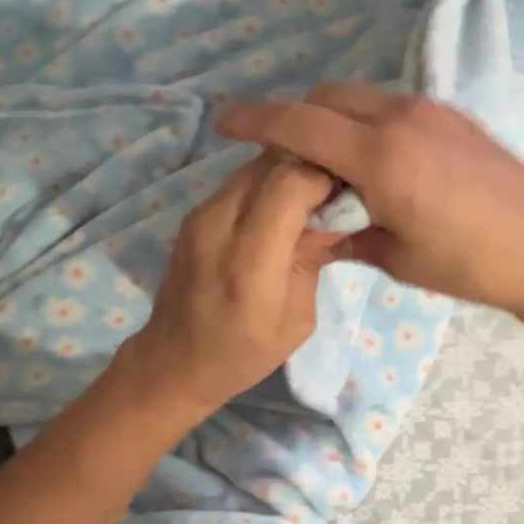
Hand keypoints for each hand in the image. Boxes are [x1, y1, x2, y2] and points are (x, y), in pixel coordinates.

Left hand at [120, 152, 344, 410]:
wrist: (175, 361)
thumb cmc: (245, 353)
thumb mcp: (298, 318)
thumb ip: (314, 259)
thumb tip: (337, 215)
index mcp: (250, 262)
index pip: (292, 182)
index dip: (326, 177)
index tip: (348, 194)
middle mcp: (219, 226)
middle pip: (273, 163)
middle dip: (310, 167)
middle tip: (336, 190)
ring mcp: (200, 215)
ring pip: (255, 165)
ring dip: (289, 173)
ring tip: (313, 199)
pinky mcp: (194, 214)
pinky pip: (240, 182)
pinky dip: (268, 186)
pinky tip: (283, 210)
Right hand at [216, 84, 523, 329]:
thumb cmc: (471, 267)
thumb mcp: (399, 259)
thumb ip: (350, 236)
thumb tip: (321, 232)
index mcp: (381, 157)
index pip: (297, 124)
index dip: (252, 119)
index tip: (222, 122)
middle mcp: (403, 118)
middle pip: (326, 98)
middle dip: (293, 118)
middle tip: (278, 157)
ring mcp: (434, 112)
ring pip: (361, 98)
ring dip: (332, 119)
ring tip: (326, 163)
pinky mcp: (456, 118)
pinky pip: (393, 106)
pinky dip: (366, 122)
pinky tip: (373, 162)